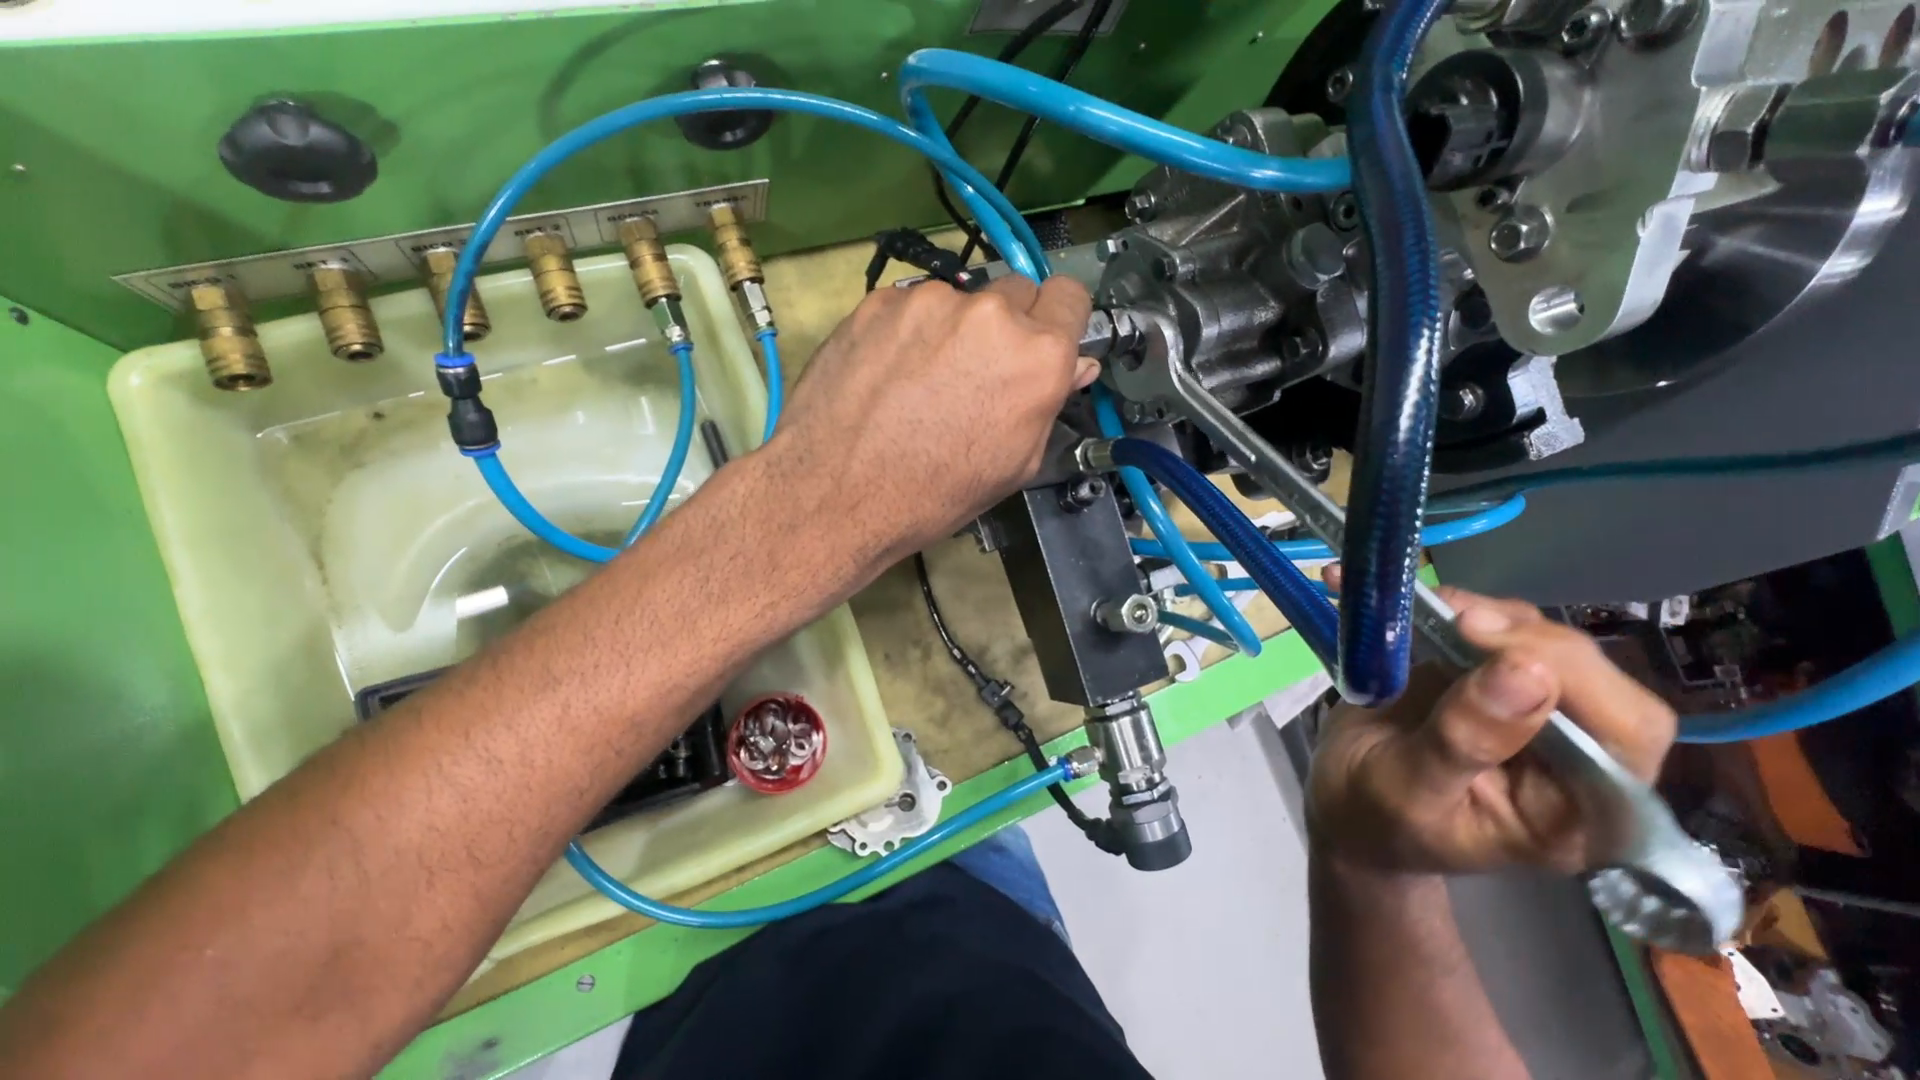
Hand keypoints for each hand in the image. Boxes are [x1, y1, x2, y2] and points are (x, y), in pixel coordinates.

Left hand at [769, 276, 1096, 563]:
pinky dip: (907, 331)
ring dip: (952, 328)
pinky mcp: (879, 302)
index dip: (1059, 320)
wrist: (837, 493)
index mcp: (1037, 356)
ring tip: (922, 381)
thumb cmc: (934, 494)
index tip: (1044, 338)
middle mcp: (990, 314)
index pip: (1070, 296)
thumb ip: (1050, 402)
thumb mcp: (1015, 464)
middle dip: (1007, 324)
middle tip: (978, 370)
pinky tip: (888, 374)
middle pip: (1017, 290)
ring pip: (959, 300)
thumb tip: (1074, 365)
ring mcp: (930, 301)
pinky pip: (910, 306)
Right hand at [1307, 581, 1676, 874]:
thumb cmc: (1376, 815)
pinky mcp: (1501, 678)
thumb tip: (1527, 672)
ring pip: (1548, 642)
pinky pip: (1505, 629)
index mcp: (1580, 808)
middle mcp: (1578, 756)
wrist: (1344, 802)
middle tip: (1457, 620)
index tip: (1495, 648)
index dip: (1579, 680)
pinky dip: (1466, 609)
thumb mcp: (1409, 790)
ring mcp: (1540, 711)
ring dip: (1493, 619)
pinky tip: (1426, 605)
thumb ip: (1467, 740)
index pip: (1627, 733)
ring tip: (1431, 612)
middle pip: (1595, 676)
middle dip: (1529, 640)